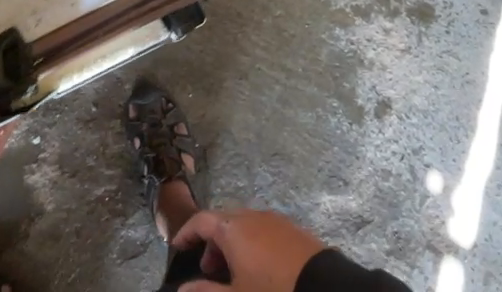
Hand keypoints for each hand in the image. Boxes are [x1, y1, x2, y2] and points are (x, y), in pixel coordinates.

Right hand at [172, 210, 325, 291]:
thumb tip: (181, 289)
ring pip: (245, 227)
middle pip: (223, 222)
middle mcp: (253, 216)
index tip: (177, 248)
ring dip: (232, 246)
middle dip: (211, 243)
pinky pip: (264, 232)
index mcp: (233, 228)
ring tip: (233, 274)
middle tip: (207, 271)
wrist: (324, 288)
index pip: (201, 220)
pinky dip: (252, 246)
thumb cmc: (272, 291)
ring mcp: (276, 221)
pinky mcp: (294, 231)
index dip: (186, 233)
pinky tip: (258, 270)